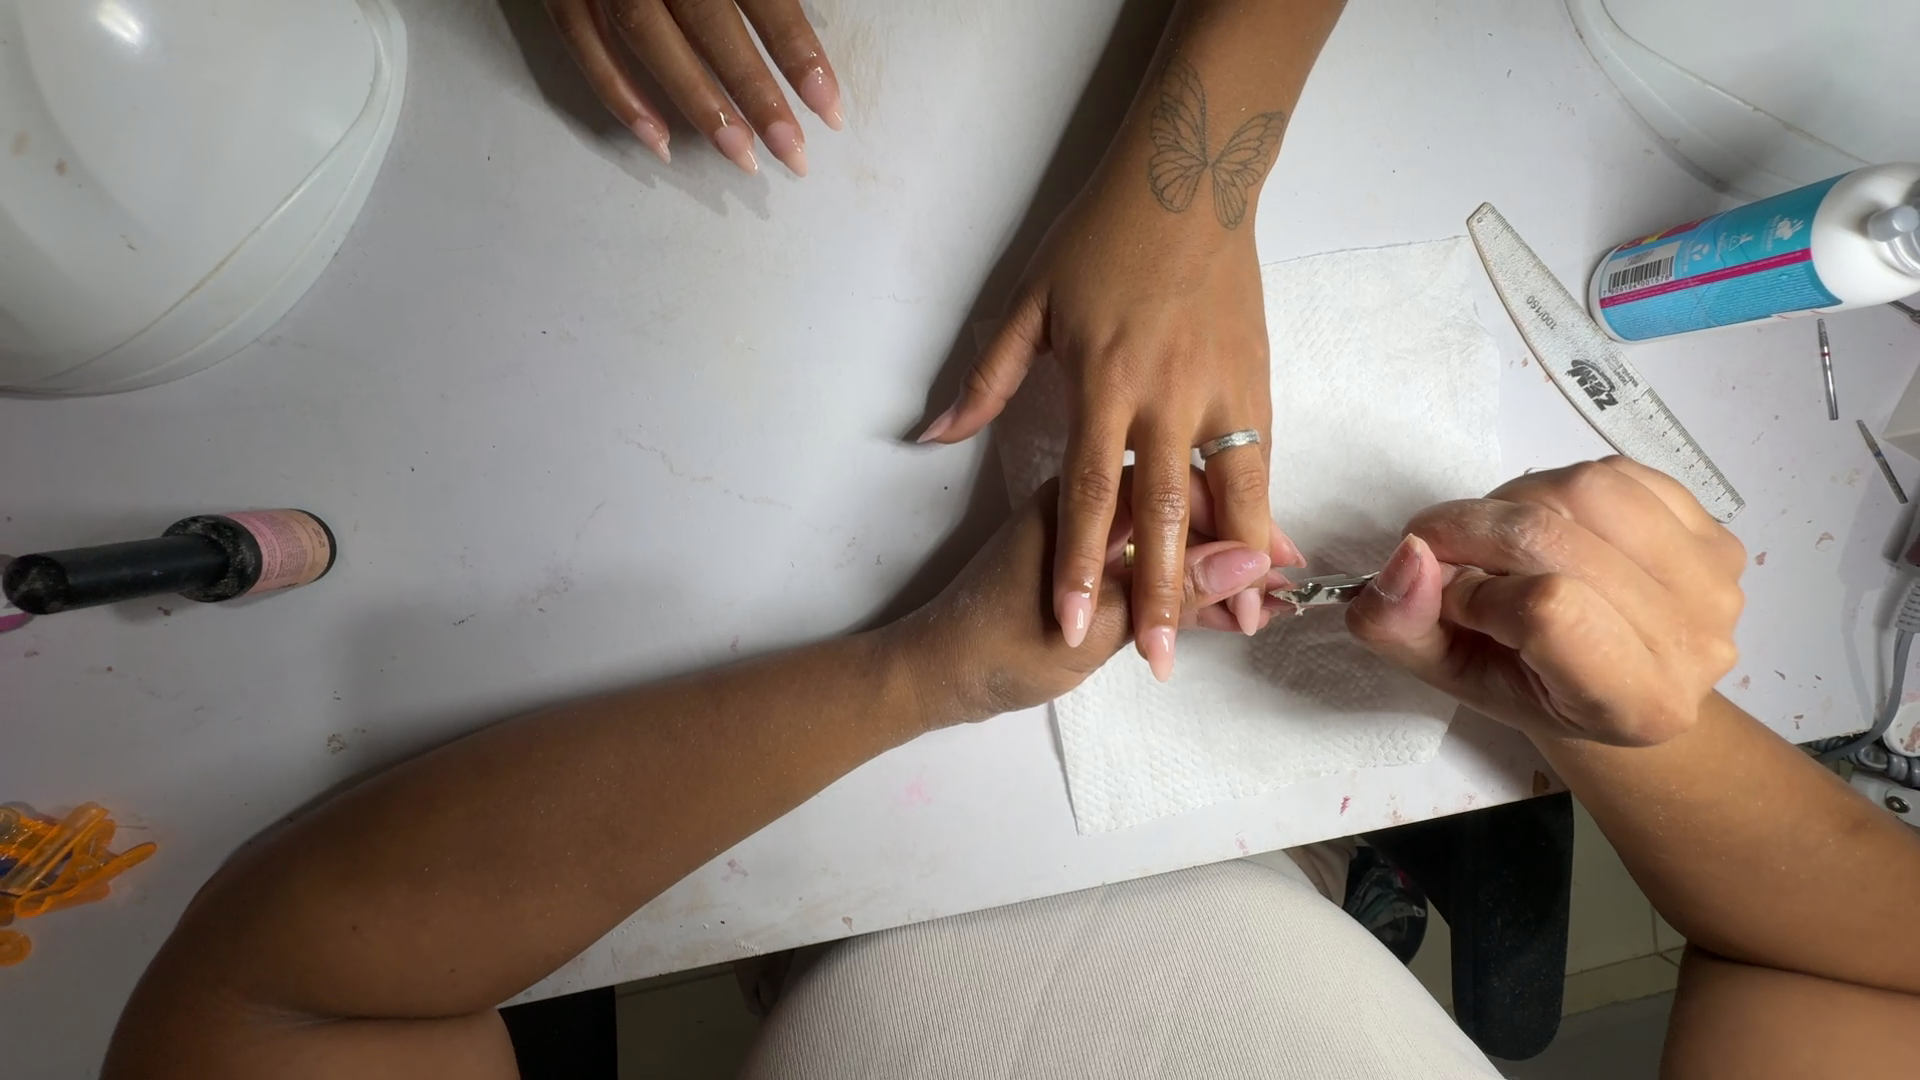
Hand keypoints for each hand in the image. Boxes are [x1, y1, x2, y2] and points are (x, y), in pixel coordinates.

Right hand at [545, 0, 842, 173]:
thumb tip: (796, 24)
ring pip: (649, 35)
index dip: (797, 52)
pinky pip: (583, 40)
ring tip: (742, 159)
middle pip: (709, 21)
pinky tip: (662, 143)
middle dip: (756, 94)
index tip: (829, 110)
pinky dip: (620, 95)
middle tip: (793, 154)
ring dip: (698, 105)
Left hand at [896, 468, 1293, 727]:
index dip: (1234, 525)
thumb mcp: (1092, 622)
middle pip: (1179, 512)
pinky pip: (1147, 569)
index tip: (1278, 562)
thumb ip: (1168, 587)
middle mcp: (1089, 502)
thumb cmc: (1001, 642)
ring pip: (1168, 542)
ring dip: (1216, 571)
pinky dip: (1184, 591)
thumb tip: (1246, 562)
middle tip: (1286, 580)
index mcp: (1081, 494)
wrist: (936, 670)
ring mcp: (1090, 535)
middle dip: (1235, 547)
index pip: (1174, 488)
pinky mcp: (1089, 569)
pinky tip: (1229, 609)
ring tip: (1273, 598)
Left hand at [919, 180, 1299, 681]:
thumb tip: (934, 435)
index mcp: (1106, 386)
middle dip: (1167, 595)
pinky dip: (1261, 509)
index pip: (1090, 499)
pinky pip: (1260, 461)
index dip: (1082, 571)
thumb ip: (986, 382)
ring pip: (1235, 494)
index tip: (1074, 630)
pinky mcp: (1259, 380)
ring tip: (1242, 623)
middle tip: (1165, 660)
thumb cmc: (1102, 238)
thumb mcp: (1030, 303)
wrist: (1193, 174)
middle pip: (1166, 515)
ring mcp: (1223, 390)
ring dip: (1236, 563)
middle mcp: (1169, 398)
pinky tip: (1264, 549)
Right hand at [1346, 458, 1745, 746]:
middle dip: (1469, 530)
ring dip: (1513, 502)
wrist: (1600, 678)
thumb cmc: (1514, 680)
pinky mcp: (1715, 533)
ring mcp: (1715, 583)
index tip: (1449, 599)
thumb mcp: (1437, 670)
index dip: (1472, 590)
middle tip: (1447, 555)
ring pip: (1584, 489)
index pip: (1547, 607)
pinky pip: (1618, 474)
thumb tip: (1408, 555)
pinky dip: (1556, 488)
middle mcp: (1693, 645)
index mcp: (1631, 702)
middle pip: (1554, 537)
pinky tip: (1552, 527)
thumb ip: (1397, 625)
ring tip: (1502, 543)